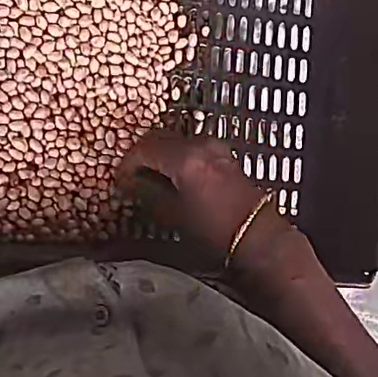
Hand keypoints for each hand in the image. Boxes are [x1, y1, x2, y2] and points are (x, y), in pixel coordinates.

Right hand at [115, 130, 289, 269]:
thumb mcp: (174, 216)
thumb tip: (131, 184)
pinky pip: (192, 149)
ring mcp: (215, 149)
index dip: (128, 163)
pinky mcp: (224, 157)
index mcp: (185, 158)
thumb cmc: (217, 231)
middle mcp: (201, 146)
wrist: (257, 237)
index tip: (120, 178)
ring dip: (160, 157)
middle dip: (142, 156)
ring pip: (176, 143)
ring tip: (150, 180)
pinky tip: (173, 179)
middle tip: (130, 177)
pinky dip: (177, 159)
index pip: (144, 148)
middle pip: (160, 139)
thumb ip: (149, 194)